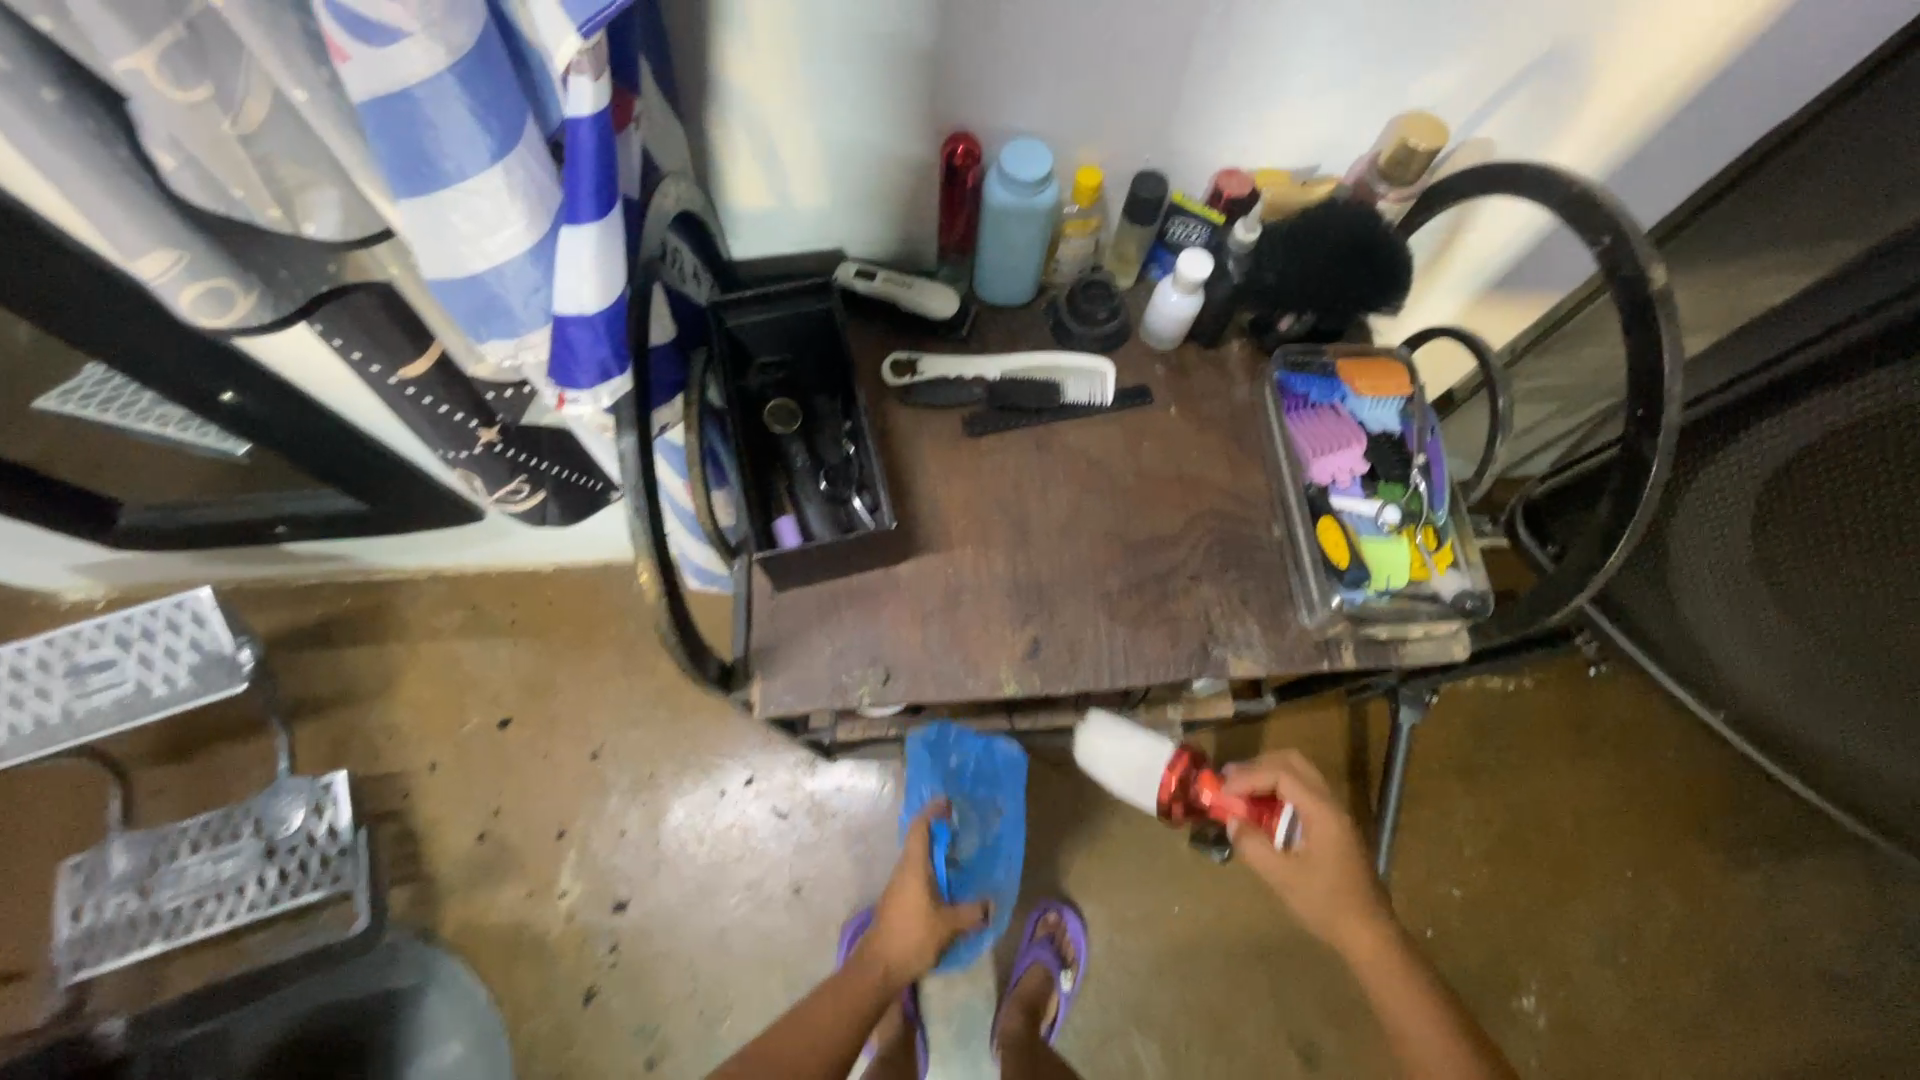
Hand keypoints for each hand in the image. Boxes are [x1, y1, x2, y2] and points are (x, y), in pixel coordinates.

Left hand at [853, 800, 990, 989]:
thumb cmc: (911, 937)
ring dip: (936, 855)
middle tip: (962, 830)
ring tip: (960, 857)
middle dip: (939, 833)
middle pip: (919, 842)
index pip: (920, 828)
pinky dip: (933, 874)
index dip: (932, 812)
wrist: (878, 967)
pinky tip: (949, 887)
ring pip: (918, 861)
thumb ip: (971, 912)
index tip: (947, 802)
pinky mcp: (898, 902)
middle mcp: (903, 870)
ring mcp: (898, 887)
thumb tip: (990, 905)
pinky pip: (917, 877)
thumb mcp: (947, 925)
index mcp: (913, 867)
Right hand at [1222, 751, 1396, 954]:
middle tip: (1231, 780)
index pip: (1281, 774)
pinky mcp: (1334, 829)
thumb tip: (1232, 820)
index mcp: (1322, 812)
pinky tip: (1263, 812)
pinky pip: (1304, 794)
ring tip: (1242, 793)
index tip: (1223, 792)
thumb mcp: (1282, 877)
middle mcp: (1332, 805)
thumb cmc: (1326, 905)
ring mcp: (1336, 816)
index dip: (1248, 777)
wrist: (1370, 935)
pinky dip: (1280, 793)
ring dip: (1269, 777)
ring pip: (1301, 776)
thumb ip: (1252, 844)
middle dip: (1259, 766)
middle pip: (1294, 763)